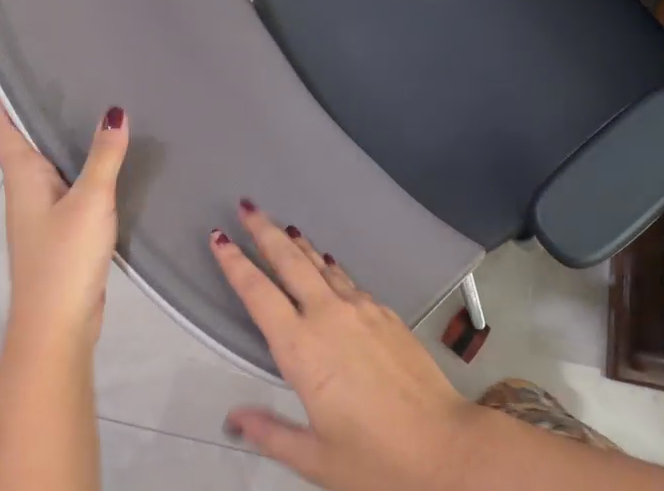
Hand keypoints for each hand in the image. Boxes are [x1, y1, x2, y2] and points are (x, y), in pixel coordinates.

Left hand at [0, 98, 128, 344]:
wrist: (57, 325)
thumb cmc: (64, 258)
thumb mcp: (90, 201)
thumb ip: (104, 156)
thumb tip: (114, 111)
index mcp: (23, 179)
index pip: (5, 133)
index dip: (4, 104)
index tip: (12, 74)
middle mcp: (27, 193)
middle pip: (28, 146)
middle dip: (41, 116)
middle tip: (70, 81)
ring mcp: (43, 216)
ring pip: (51, 169)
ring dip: (65, 144)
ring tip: (95, 114)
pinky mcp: (62, 235)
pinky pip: (70, 189)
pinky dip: (83, 170)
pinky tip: (109, 167)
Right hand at [209, 201, 480, 490]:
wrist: (445, 445)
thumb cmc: (376, 458)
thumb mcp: (314, 456)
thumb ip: (270, 432)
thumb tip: (235, 418)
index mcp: (302, 349)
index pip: (258, 295)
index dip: (235, 264)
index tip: (219, 238)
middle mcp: (329, 317)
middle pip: (290, 262)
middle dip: (266, 231)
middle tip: (247, 206)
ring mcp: (362, 310)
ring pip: (322, 265)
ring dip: (299, 244)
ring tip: (284, 227)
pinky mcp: (386, 314)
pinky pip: (348, 281)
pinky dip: (330, 267)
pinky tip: (328, 264)